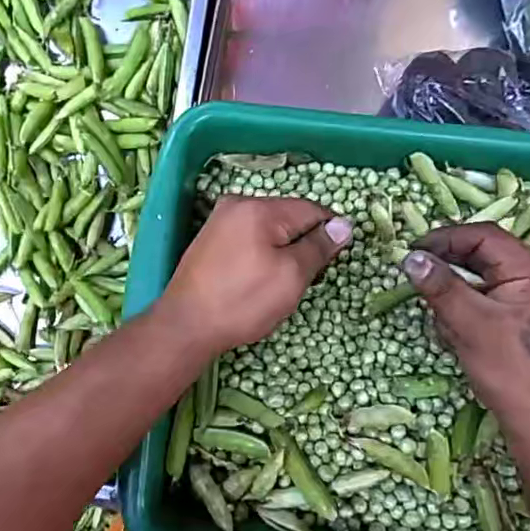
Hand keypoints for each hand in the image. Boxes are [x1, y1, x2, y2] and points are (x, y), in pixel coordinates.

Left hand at [157, 195, 352, 354]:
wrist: (185, 326)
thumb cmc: (243, 302)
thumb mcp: (291, 276)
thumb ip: (319, 247)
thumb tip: (343, 225)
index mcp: (258, 208)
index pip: (311, 209)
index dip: (330, 233)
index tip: (334, 262)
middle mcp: (236, 204)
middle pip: (288, 218)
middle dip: (304, 244)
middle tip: (307, 280)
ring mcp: (219, 221)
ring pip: (269, 230)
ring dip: (284, 252)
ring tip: (283, 285)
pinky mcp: (210, 241)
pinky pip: (249, 239)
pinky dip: (262, 255)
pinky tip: (259, 281)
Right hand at [403, 223, 529, 426]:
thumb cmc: (510, 368)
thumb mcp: (470, 323)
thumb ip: (440, 287)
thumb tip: (411, 258)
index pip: (484, 236)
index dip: (446, 237)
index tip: (413, 250)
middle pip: (481, 257)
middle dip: (447, 267)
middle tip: (416, 277)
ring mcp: (524, 303)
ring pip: (478, 282)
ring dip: (453, 295)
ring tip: (440, 317)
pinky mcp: (514, 323)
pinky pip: (481, 304)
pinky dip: (461, 313)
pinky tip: (452, 335)